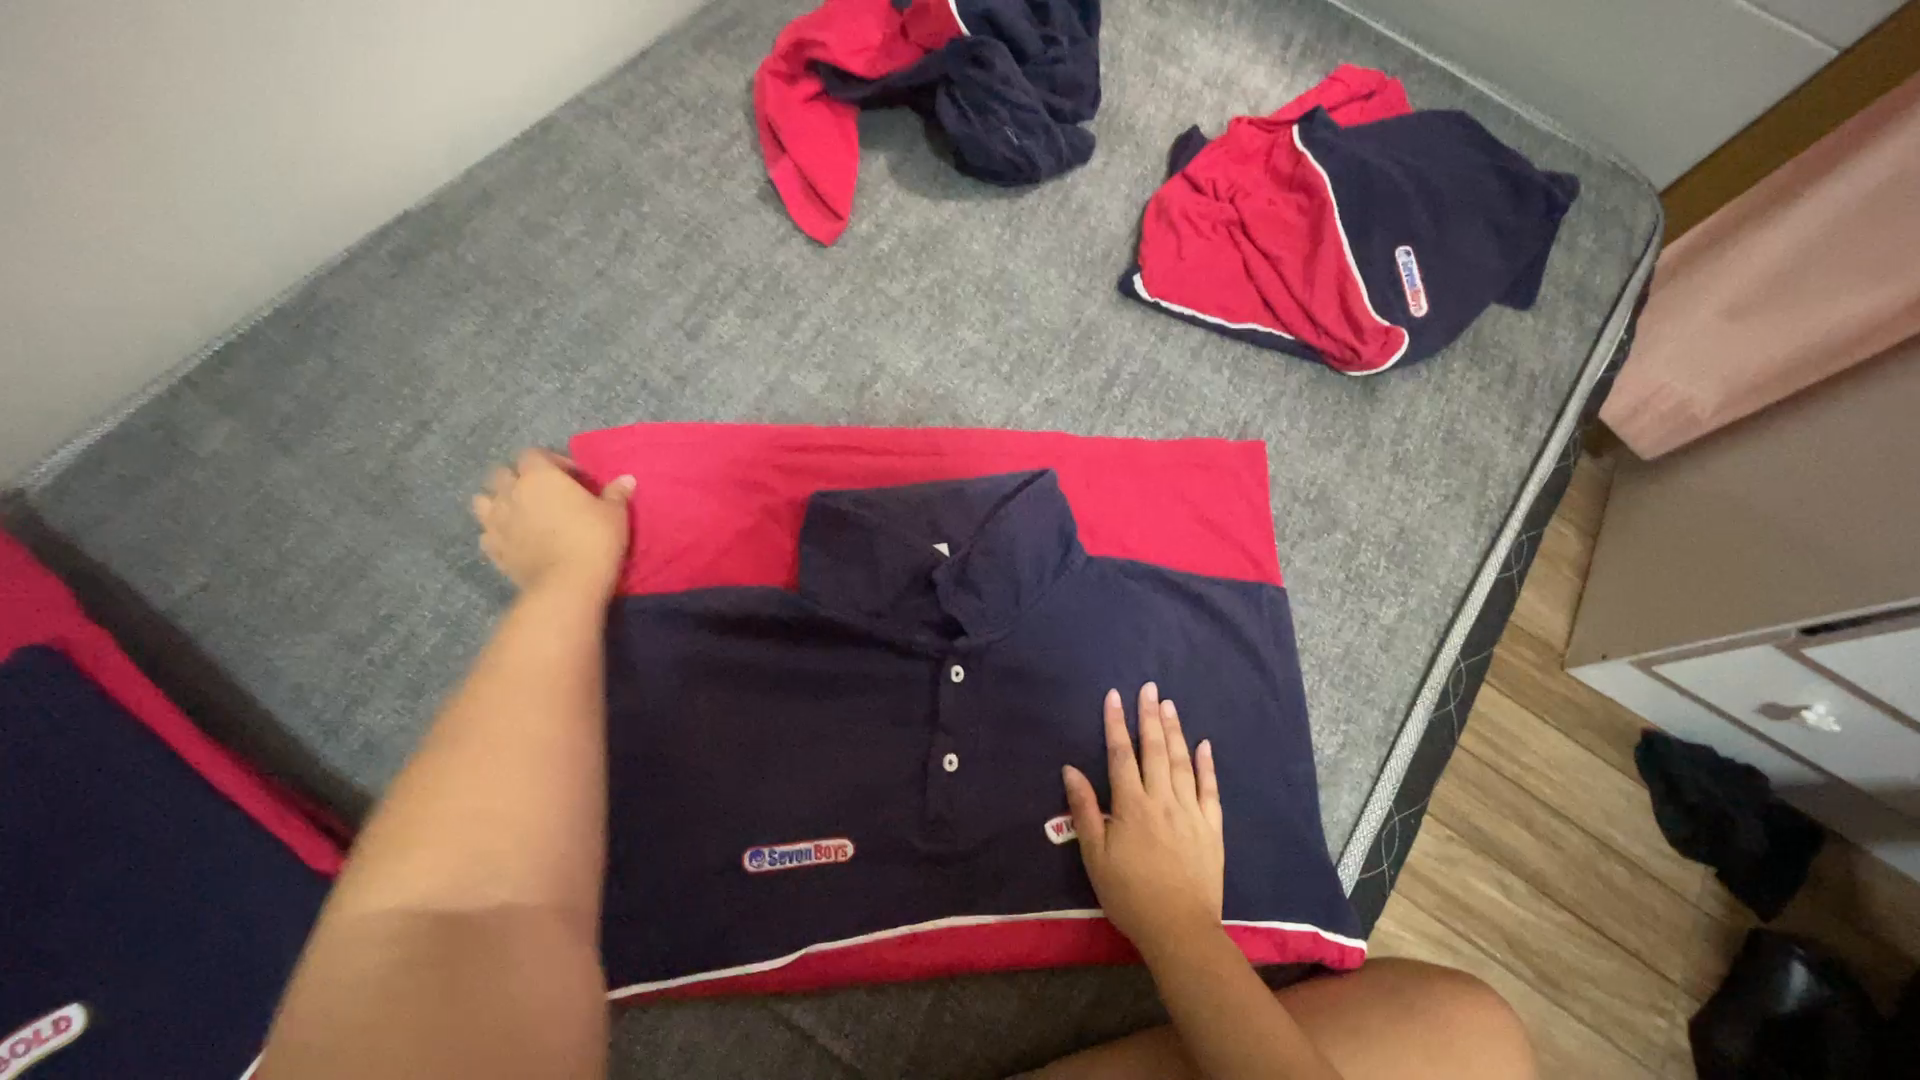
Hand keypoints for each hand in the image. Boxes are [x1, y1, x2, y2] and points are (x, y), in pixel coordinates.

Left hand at [470, 449, 634, 596]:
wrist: (568, 583)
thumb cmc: (594, 539)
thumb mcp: (615, 513)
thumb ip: (616, 493)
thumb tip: (627, 479)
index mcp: (539, 476)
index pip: (534, 454)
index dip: (552, 461)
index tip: (573, 477)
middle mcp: (511, 492)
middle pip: (502, 473)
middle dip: (519, 478)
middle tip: (542, 493)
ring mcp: (496, 521)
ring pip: (483, 501)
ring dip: (498, 502)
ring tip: (520, 513)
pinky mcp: (492, 548)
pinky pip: (486, 533)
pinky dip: (497, 532)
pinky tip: (514, 540)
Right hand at [1063, 682, 1224, 961]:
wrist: (1179, 928)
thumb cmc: (1129, 894)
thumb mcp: (1095, 855)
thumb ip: (1084, 810)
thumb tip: (1071, 769)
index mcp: (1131, 805)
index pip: (1120, 754)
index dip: (1115, 723)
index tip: (1114, 696)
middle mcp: (1162, 799)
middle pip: (1154, 749)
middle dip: (1148, 716)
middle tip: (1148, 687)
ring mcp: (1190, 811)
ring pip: (1181, 762)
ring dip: (1174, 731)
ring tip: (1168, 704)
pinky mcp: (1212, 828)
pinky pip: (1210, 789)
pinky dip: (1207, 765)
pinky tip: (1204, 744)